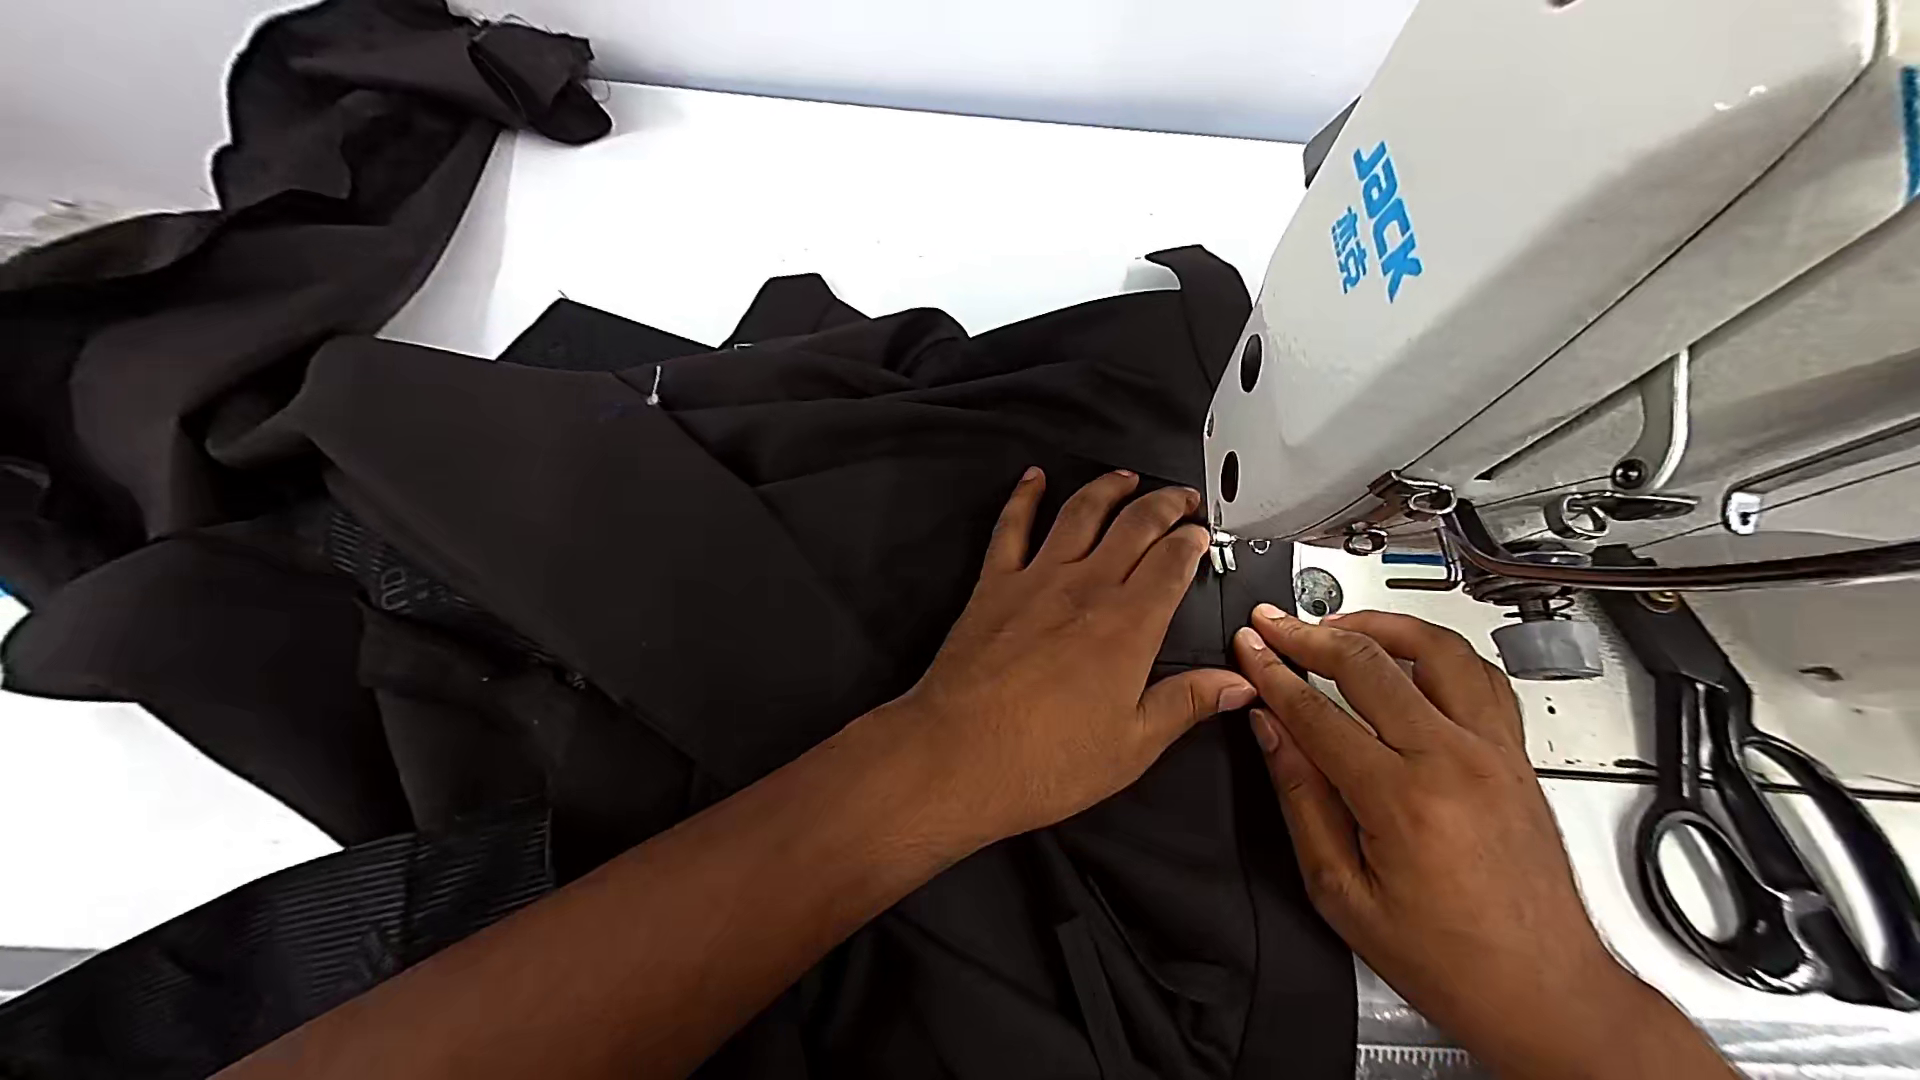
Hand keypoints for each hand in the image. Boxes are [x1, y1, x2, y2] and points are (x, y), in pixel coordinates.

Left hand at [880, 468, 1256, 843]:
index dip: (1193, 541)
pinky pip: (1010, 527)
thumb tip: (1234, 684)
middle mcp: (1085, 590)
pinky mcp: (993, 585)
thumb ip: (1186, 704)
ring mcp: (1036, 580)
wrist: (958, 754)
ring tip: (1124, 477)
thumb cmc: (1042, 759)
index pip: (1173, 562)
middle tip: (1180, 497)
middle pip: (1135, 525)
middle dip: (1164, 504)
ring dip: (1107, 489)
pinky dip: (1023, 497)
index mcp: (1127, 627)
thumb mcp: (1132, 744)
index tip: (1202, 534)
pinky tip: (1032, 479)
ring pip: (1080, 513)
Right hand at [1233, 606, 1733, 1079]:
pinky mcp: (1515, 757)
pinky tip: (1405, 651)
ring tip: (1337, 621)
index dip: (1270, 670)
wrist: (1547, 996)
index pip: (1315, 709)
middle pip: (1368, 663)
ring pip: (1435, 650)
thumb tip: (1269, 731)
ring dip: (1377, 624)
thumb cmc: (1448, 957)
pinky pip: (1480, 676)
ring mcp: (1494, 754)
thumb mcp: (1339, 887)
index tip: (1248, 648)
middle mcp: (1456, 764)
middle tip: (1273, 623)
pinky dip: (1434, 649)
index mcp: (1403, 800)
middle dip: (1307, 634)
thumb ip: (1300, 796)